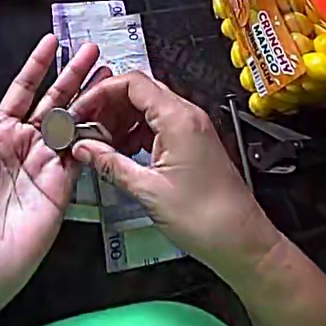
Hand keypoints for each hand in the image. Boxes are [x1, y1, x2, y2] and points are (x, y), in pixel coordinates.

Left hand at [0, 35, 102, 321]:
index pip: (21, 91)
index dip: (37, 65)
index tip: (52, 40)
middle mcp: (25, 144)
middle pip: (54, 100)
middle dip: (73, 74)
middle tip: (94, 50)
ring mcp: (46, 165)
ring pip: (73, 123)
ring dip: (91, 98)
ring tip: (110, 76)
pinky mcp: (62, 188)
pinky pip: (81, 155)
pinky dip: (96, 135)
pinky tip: (111, 115)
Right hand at [68, 73, 281, 281]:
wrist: (244, 243)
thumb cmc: (203, 218)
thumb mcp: (148, 190)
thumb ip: (110, 163)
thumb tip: (81, 147)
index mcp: (177, 118)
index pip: (132, 83)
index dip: (101, 93)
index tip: (81, 111)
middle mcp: (185, 114)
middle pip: (138, 91)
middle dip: (107, 106)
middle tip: (84, 127)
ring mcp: (190, 127)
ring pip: (145, 107)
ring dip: (119, 120)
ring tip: (98, 142)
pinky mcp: (191, 142)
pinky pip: (156, 124)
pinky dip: (133, 132)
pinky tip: (120, 152)